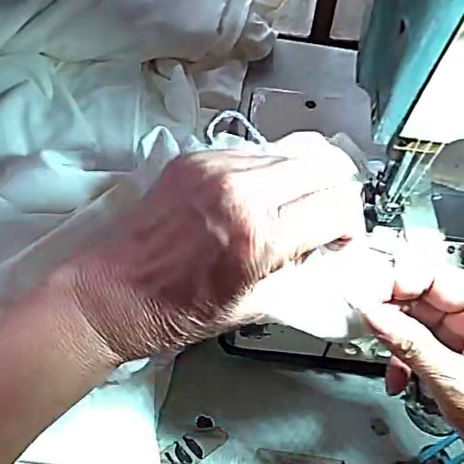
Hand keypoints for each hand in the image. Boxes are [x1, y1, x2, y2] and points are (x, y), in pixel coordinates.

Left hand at [59, 132, 364, 362]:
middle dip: (333, 193)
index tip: (341, 238)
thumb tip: (322, 259)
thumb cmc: (171, 311)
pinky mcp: (194, 160)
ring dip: (300, 179)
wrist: (113, 293)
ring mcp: (214, 169)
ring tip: (287, 209)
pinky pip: (251, 152)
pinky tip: (254, 199)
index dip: (350, 224)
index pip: (337, 205)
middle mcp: (239, 191)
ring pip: (289, 152)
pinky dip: (265, 173)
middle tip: (323, 219)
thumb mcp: (248, 309)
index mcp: (257, 236)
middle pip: (322, 164)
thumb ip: (294, 278)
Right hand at [358, 262, 463, 463]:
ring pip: (417, 319)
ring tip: (387, 362)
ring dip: (395, 341)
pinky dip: (403, 358)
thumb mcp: (458, 385)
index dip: (398, 284)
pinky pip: (420, 342)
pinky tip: (399, 376)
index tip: (366, 298)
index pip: (439, 278)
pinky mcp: (459, 351)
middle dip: (392, 313)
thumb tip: (377, 315)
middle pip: (424, 295)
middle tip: (363, 324)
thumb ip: (412, 346)